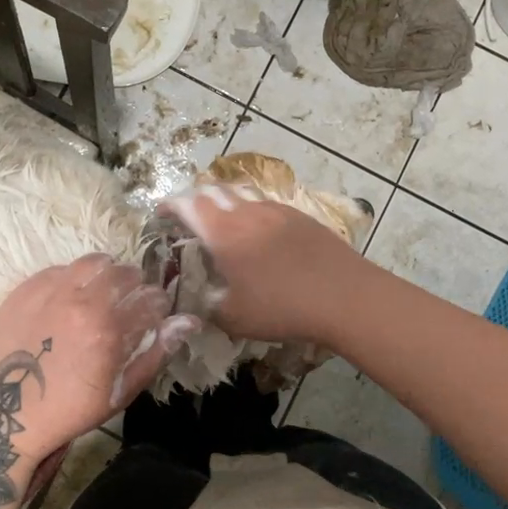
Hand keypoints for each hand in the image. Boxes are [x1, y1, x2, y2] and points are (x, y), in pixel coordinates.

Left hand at [0, 255, 196, 460]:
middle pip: (125, 273)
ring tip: (102, 291)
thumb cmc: (66, 411)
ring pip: (93, 262)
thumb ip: (155, 353)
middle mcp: (82, 301)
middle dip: (136, 285)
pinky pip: (60, 268)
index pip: (152, 299)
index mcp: (109, 330)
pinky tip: (70, 297)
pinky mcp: (26, 289)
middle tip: (131, 301)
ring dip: (106, 273)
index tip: (157, 313)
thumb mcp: (118, 393)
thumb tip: (188, 322)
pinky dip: (74, 277)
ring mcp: (51, 291)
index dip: (161, 304)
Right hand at [163, 184, 374, 345]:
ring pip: (241, 193)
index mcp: (223, 232)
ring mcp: (275, 210)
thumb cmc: (283, 307)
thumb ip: (208, 305)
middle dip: (196, 199)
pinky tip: (257, 232)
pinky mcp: (299, 216)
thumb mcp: (234, 317)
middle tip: (188, 216)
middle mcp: (246, 211)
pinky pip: (265, 204)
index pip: (188, 205)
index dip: (170, 205)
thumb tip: (196, 300)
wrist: (345, 295)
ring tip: (221, 219)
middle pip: (214, 191)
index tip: (161, 213)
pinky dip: (250, 210)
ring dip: (225, 200)